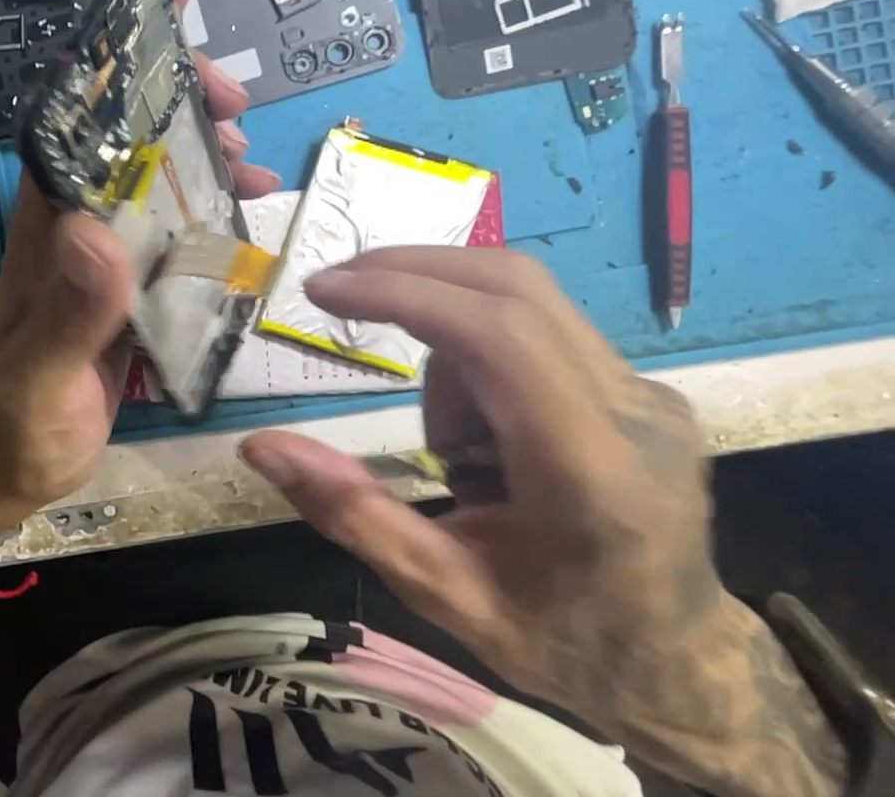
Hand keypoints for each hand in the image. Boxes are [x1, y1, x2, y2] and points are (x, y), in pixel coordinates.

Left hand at [0, 0, 279, 542]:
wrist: (22, 469)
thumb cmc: (22, 425)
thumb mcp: (42, 375)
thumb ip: (68, 314)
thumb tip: (95, 231)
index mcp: (43, 233)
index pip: (70, 128)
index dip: (112, 69)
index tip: (161, 16)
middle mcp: (73, 231)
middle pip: (122, 142)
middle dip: (173, 103)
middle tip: (232, 98)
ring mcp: (104, 258)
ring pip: (154, 179)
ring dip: (198, 149)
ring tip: (248, 148)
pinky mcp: (132, 287)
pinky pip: (175, 230)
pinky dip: (212, 207)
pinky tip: (246, 205)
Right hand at [238, 248, 845, 796]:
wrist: (678, 663)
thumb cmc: (555, 637)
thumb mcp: (438, 591)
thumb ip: (349, 512)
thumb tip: (258, 446)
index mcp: (587, 469)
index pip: (498, 336)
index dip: (402, 293)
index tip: (322, 290)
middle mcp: (631, 411)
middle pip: (512, 286)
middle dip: (409, 272)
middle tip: (333, 291)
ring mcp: (645, 393)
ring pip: (517, 303)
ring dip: (446, 340)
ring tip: (448, 452)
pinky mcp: (637, 387)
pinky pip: (535, 327)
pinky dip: (474, 349)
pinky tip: (478, 434)